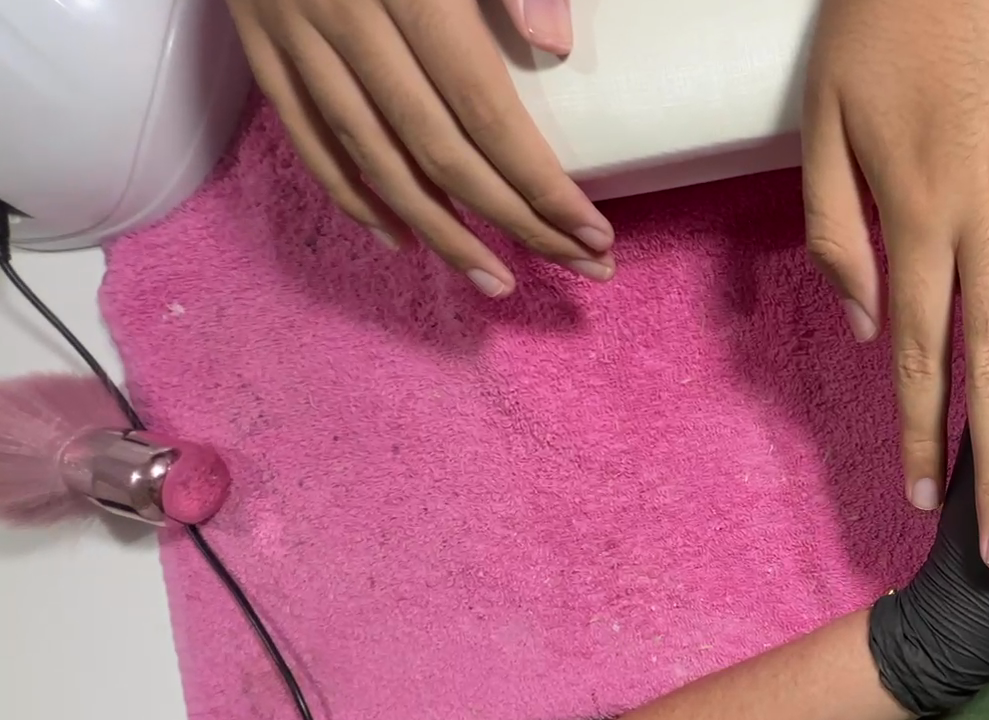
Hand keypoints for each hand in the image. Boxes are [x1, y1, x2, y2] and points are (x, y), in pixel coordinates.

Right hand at [226, 0, 614, 295]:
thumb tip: (553, 43)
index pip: (489, 115)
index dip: (544, 186)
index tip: (595, 236)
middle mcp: (342, 17)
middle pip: (443, 154)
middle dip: (519, 224)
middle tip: (582, 272)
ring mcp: (289, 30)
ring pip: (374, 160)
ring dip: (443, 234)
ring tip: (498, 283)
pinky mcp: (254, 37)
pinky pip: (303, 133)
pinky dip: (351, 195)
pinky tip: (401, 240)